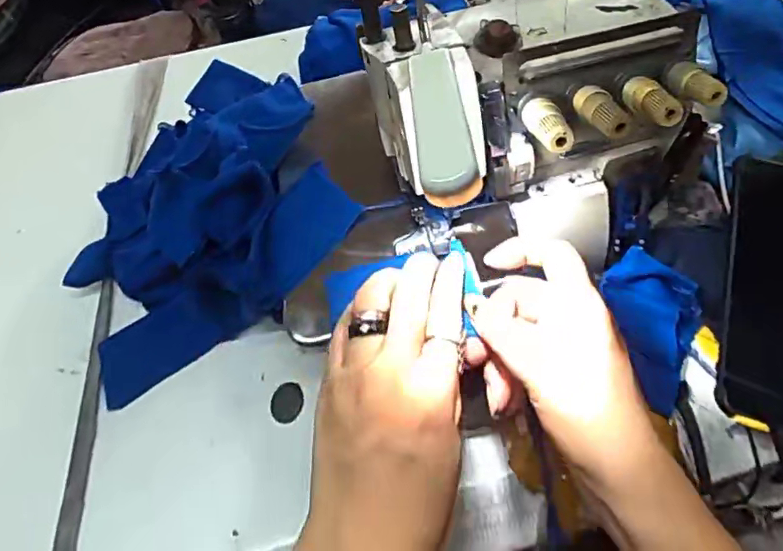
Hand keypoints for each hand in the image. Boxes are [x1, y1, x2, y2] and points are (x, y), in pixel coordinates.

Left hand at [300, 252, 476, 550]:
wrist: (358, 540)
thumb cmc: (418, 501)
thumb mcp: (453, 434)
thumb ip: (450, 379)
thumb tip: (450, 336)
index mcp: (429, 390)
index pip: (445, 315)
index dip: (451, 281)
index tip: (454, 263)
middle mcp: (389, 372)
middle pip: (407, 296)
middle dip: (421, 269)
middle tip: (429, 260)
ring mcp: (353, 374)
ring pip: (369, 302)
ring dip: (388, 281)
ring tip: (400, 278)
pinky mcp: (328, 383)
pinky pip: (343, 328)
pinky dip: (359, 309)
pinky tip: (370, 307)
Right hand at [466, 239, 657, 490]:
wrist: (619, 468)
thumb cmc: (587, 407)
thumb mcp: (537, 362)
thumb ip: (502, 330)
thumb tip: (474, 306)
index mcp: (577, 301)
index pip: (552, 253)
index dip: (520, 249)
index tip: (487, 264)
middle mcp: (572, 317)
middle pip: (522, 301)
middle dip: (495, 330)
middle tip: (477, 359)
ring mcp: (566, 347)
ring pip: (518, 336)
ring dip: (499, 362)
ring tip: (498, 395)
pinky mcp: (560, 375)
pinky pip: (524, 362)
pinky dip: (510, 379)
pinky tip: (507, 405)